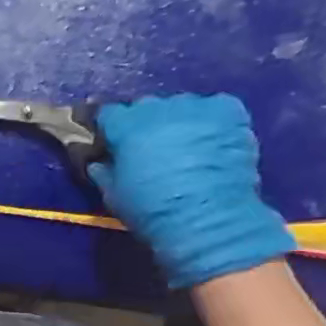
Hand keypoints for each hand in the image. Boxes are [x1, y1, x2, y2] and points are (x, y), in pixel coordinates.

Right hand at [88, 94, 294, 289]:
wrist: (207, 219)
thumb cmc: (150, 208)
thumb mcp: (112, 193)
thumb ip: (102, 169)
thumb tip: (97, 160)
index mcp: (125, 125)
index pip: (107, 114)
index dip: (107, 128)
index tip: (108, 143)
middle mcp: (159, 108)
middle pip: (145, 107)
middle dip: (142, 124)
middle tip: (146, 148)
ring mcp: (196, 107)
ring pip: (179, 107)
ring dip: (175, 121)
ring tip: (181, 145)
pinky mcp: (229, 111)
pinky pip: (214, 107)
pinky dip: (209, 120)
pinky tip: (210, 139)